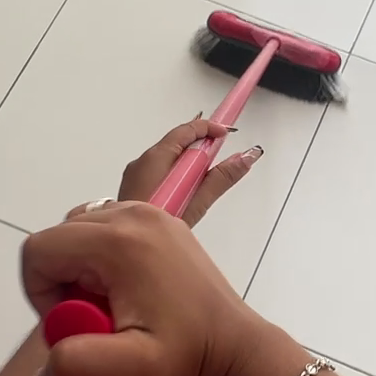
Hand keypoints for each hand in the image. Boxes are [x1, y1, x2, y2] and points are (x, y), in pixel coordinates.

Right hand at [22, 202, 281, 375]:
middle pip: (59, 237)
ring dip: (80, 269)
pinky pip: (108, 228)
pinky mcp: (163, 223)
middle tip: (93, 319)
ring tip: (111, 307)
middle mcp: (134, 214)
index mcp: (120, 241)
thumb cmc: (187, 357)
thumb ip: (74, 368)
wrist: (235, 349)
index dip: (41, 293)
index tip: (73, 323)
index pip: (39, 250)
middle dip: (60, 281)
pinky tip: (127, 293)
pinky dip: (102, 258)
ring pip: (81, 231)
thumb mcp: (130, 371)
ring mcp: (152, 214)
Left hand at [109, 117, 263, 225]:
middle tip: (220, 157)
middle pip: (177, 143)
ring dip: (188, 162)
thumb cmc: (158, 227)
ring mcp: (135, 173)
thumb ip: (222, 177)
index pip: (186, 130)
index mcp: (156, 159)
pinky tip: (184, 191)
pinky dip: (176, 173)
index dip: (209, 128)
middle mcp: (142, 161)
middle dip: (200, 147)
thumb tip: (246, 157)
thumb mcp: (198, 202)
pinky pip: (159, 170)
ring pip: (168, 157)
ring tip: (202, 181)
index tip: (226, 133)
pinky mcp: (134, 185)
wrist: (128, 246)